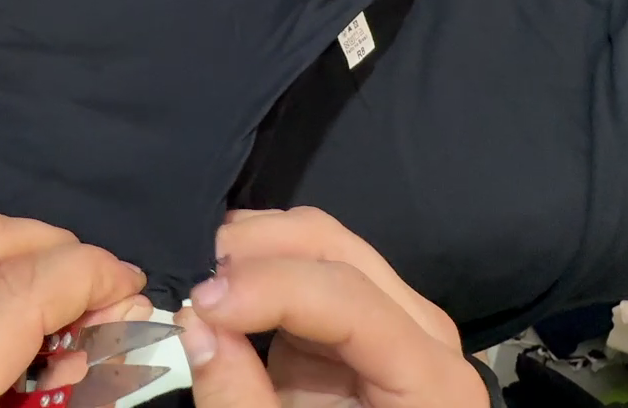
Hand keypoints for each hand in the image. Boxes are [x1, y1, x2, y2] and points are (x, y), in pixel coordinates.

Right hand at [179, 207, 487, 407]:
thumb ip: (241, 401)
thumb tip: (195, 326)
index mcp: (432, 379)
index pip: (348, 295)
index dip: (270, 287)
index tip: (204, 303)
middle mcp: (421, 327)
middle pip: (332, 246)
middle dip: (256, 248)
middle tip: (197, 279)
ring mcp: (390, 311)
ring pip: (316, 237)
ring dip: (252, 247)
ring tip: (205, 281)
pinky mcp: (354, 312)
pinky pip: (304, 261)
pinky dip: (257, 262)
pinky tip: (225, 284)